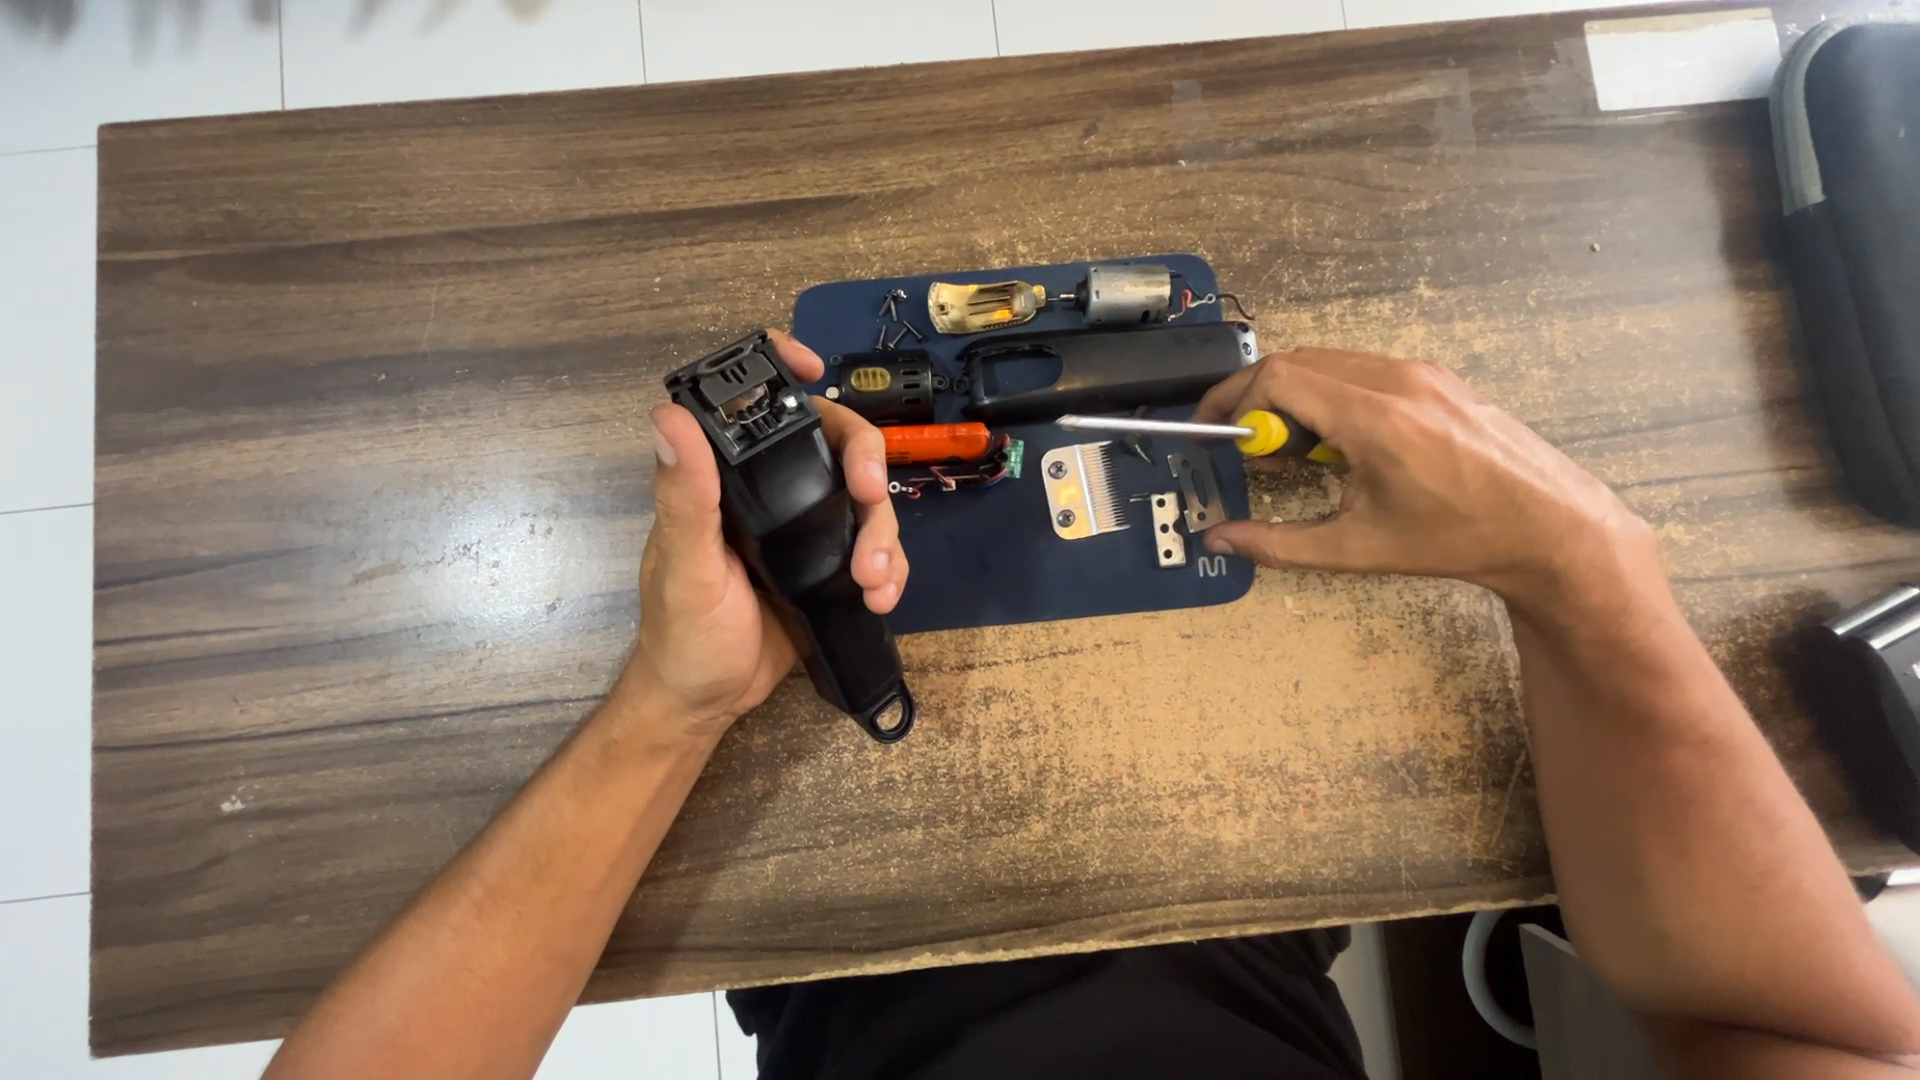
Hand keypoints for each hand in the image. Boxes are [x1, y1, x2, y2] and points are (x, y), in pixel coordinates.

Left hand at [616, 329, 908, 741]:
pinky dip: (890, 569)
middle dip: (865, 466)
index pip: (758, 410)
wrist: (711, 701)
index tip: (816, 371)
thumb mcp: (685, 568)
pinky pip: (875, 550)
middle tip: (870, 496)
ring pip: (866, 502)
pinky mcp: (833, 567)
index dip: (786, 375)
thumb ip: (684, 499)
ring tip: (875, 582)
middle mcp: (772, 495)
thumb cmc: (684, 636)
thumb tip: (669, 417)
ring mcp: (808, 531)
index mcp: (728, 483)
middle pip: (836, 447)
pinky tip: (881, 597)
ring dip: (883, 534)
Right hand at [1192, 347, 1657, 619]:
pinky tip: (1337, 443)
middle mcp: (1396, 380)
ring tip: (1294, 452)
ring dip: (1290, 397)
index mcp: (1375, 419)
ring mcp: (1419, 372)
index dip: (1236, 404)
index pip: (1278, 378)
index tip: (1225, 442)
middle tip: (1247, 447)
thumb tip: (1217, 540)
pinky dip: (1325, 395)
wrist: (1553, 528)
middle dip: (1254, 399)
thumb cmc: (1454, 540)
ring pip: (1325, 361)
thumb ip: (1275, 543)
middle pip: (1294, 361)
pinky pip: (1357, 368)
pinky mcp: (1434, 378)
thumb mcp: (1354, 550)